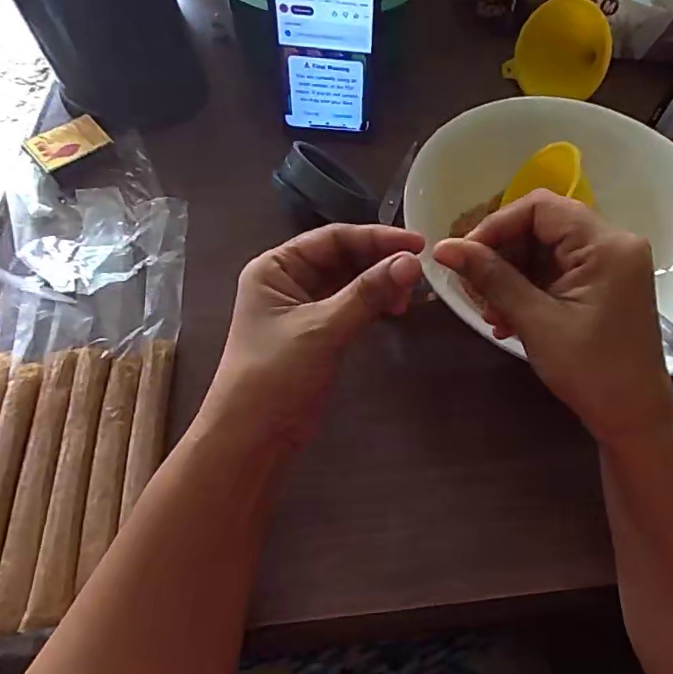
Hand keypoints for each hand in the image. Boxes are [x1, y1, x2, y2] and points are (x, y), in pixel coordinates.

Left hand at [203, 223, 425, 450]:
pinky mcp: (318, 333)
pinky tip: (396, 308)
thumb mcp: (322, 328)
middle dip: (380, 262)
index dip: (376, 238)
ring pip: (350, 283)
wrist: (253, 435)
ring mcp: (303, 308)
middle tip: (419, 273)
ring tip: (410, 295)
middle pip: (343, 257)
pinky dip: (374, 305)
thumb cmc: (275, 374)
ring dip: (380, 284)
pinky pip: (351, 306)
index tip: (417, 244)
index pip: (332, 238)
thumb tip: (411, 261)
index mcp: (276, 267)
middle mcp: (288, 281)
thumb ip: (367, 293)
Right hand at [434, 191, 672, 446]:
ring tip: (489, 312)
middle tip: (473, 290)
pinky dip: (525, 289)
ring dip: (508, 277)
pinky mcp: (600, 286)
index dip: (495, 226)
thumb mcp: (535, 321)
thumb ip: (491, 278)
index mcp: (606, 245)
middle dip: (500, 255)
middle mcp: (612, 244)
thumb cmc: (591, 370)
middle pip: (540, 227)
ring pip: (542, 251)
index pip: (540, 207)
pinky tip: (505, 319)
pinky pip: (553, 272)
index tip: (464, 257)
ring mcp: (607, 266)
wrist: (634, 418)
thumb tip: (444, 249)